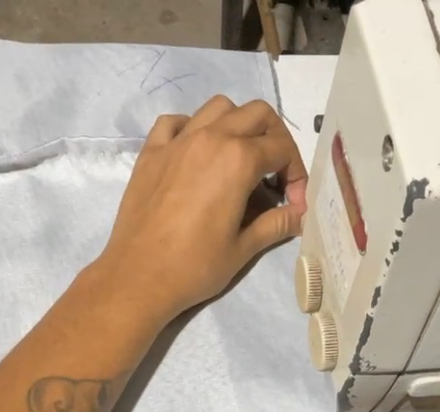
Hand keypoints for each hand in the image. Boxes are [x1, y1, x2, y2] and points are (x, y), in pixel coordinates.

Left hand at [96, 96, 308, 319]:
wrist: (139, 276)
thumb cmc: (195, 267)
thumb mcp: (243, 249)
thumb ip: (276, 224)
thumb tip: (300, 215)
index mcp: (238, 160)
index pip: (282, 148)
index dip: (297, 175)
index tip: (294, 203)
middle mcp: (210, 137)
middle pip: (257, 114)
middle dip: (276, 139)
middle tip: (275, 175)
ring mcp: (178, 140)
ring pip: (219, 108)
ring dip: (238, 126)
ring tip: (240, 161)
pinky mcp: (152, 151)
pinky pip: (177, 121)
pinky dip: (194, 129)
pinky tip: (198, 156)